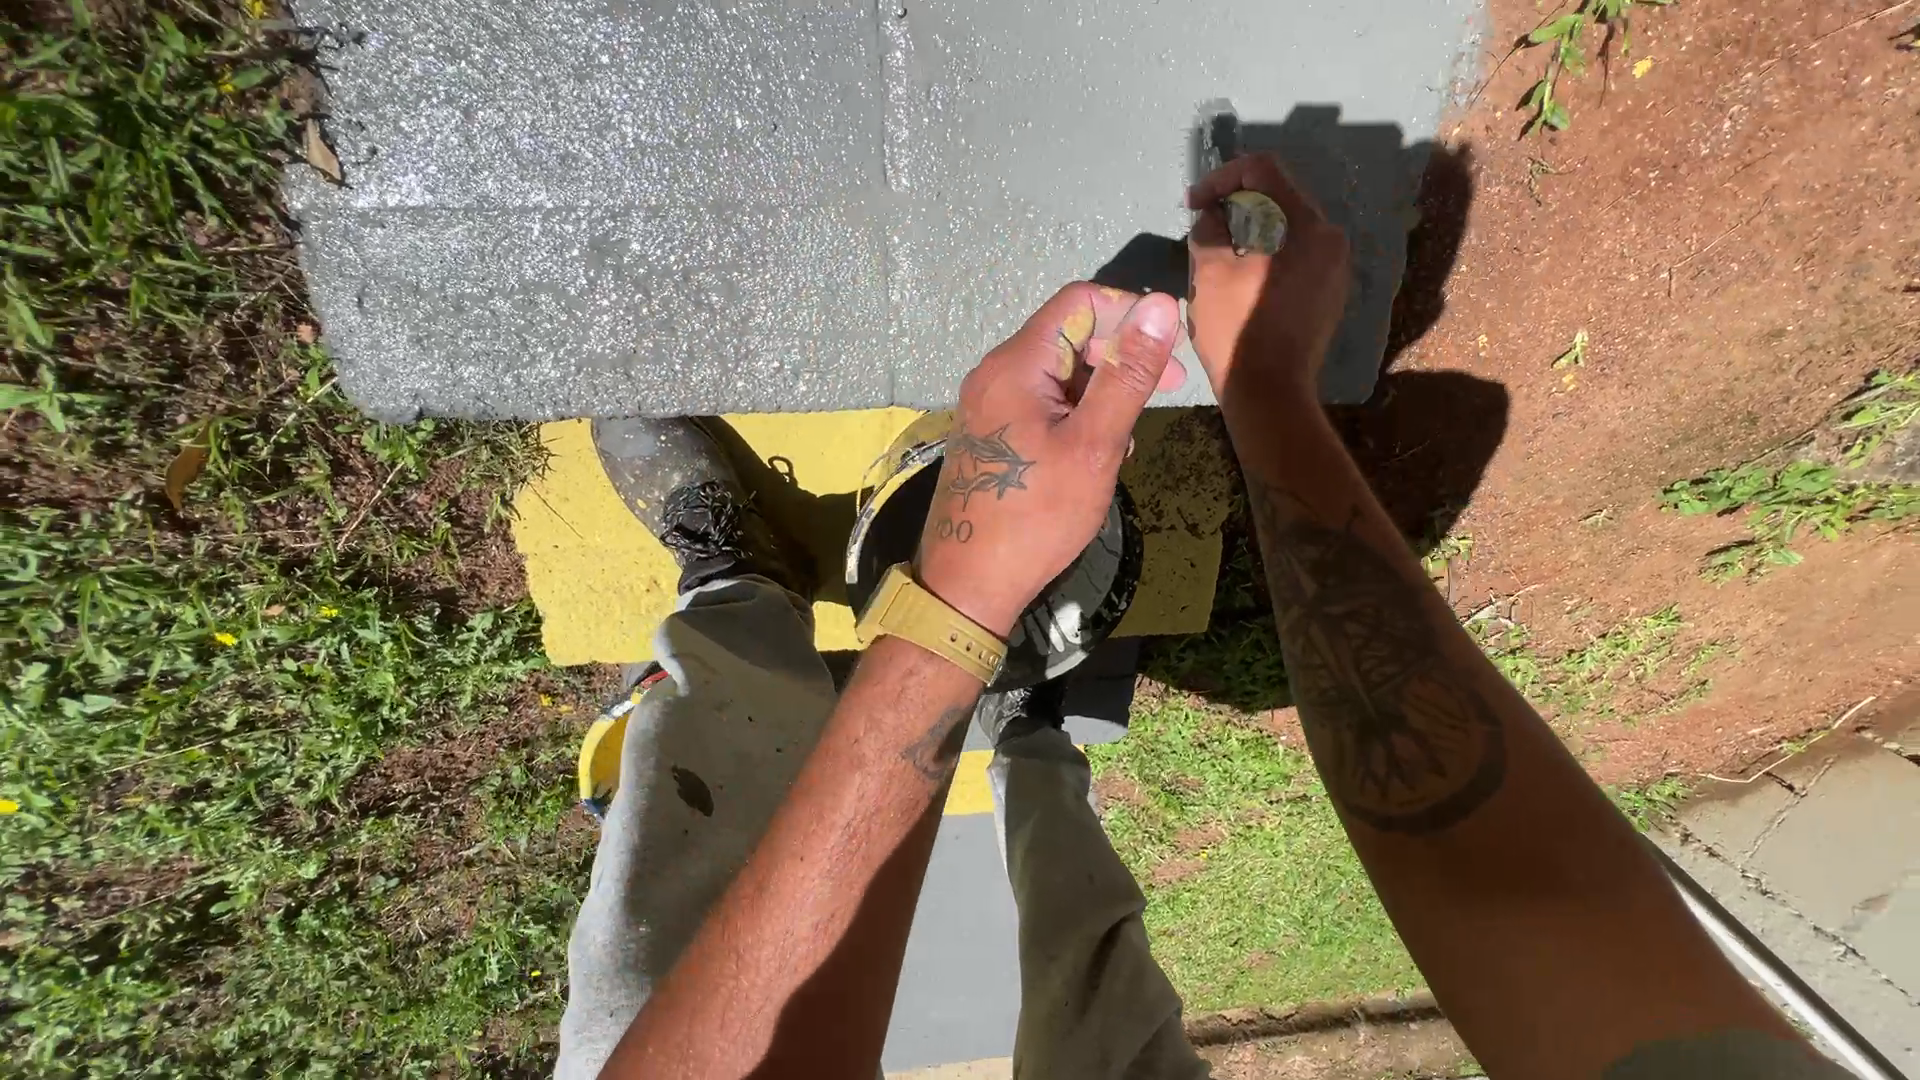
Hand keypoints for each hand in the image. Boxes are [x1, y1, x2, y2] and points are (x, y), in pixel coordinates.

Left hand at [916, 284, 1183, 635]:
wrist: (968, 583)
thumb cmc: (1037, 515)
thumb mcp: (1095, 444)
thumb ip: (1128, 373)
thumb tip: (1160, 304)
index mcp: (1015, 364)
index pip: (1079, 302)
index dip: (1129, 314)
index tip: (1167, 354)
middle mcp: (994, 374)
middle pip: (1067, 336)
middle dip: (1119, 358)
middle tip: (1165, 393)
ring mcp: (987, 406)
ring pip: (1057, 375)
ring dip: (1099, 394)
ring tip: (1124, 441)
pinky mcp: (989, 435)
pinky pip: (1040, 405)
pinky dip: (1074, 417)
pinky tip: (1095, 455)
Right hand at [1186, 154, 1351, 400]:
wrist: (1269, 393)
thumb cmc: (1237, 331)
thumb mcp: (1209, 274)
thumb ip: (1207, 231)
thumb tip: (1211, 214)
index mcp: (1308, 226)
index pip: (1264, 171)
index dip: (1221, 178)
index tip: (1193, 204)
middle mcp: (1331, 240)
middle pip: (1278, 200)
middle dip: (1235, 207)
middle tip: (1202, 229)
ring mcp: (1334, 271)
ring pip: (1286, 232)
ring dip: (1249, 234)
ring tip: (1218, 257)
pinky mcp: (1328, 297)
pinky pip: (1294, 261)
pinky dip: (1265, 259)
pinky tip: (1241, 285)